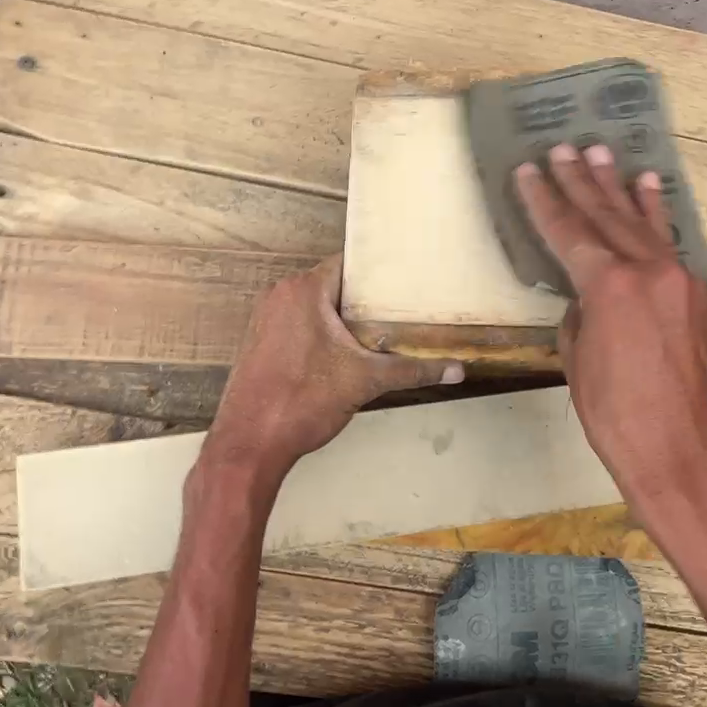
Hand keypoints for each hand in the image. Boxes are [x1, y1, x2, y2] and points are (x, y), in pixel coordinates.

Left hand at [202, 255, 463, 486]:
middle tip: (400, 309)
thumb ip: (413, 370)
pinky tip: (343, 355)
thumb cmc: (302, 403)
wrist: (250, 443)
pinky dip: (320, 333)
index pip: (348, 263)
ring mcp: (265, 319)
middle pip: (333, 285)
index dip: (378, 271)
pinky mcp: (259, 342)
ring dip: (342, 318)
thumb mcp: (366, 382)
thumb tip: (457, 370)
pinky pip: (297, 325)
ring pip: (314, 307)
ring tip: (379, 331)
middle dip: (364, 298)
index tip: (404, 279)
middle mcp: (280, 296)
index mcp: (304, 291)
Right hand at [513, 144, 706, 527]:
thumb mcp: (577, 361)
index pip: (568, 232)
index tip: (529, 170)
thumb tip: (585, 294)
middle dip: (581, 182)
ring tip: (603, 153)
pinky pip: (668, 242)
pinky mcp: (694, 295)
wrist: (681, 453)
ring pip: (641, 222)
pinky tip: (650, 188)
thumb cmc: (614, 416)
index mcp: (609, 286)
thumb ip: (578, 314)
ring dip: (619, 187)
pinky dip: (657, 214)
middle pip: (605, 216)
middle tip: (564, 148)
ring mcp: (678, 280)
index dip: (544, 201)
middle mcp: (648, 271)